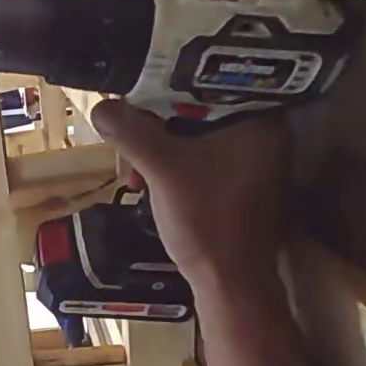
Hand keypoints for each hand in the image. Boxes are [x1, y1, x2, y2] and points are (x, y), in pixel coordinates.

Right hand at [89, 101, 290, 288]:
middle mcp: (264, 133)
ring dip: (160, 150)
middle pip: (198, 109)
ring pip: (196, 136)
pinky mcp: (241, 183)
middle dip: (157, 129)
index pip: (205, 82)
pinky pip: (202, 158)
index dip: (165, 88)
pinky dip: (174, 167)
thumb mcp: (161, 169)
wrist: (230, 283)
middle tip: (131, 145)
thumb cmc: (206, 219)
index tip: (135, 104)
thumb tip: (101, 107)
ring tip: (137, 174)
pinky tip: (151, 185)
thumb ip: (131, 132)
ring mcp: (254, 161)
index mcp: (258, 119)